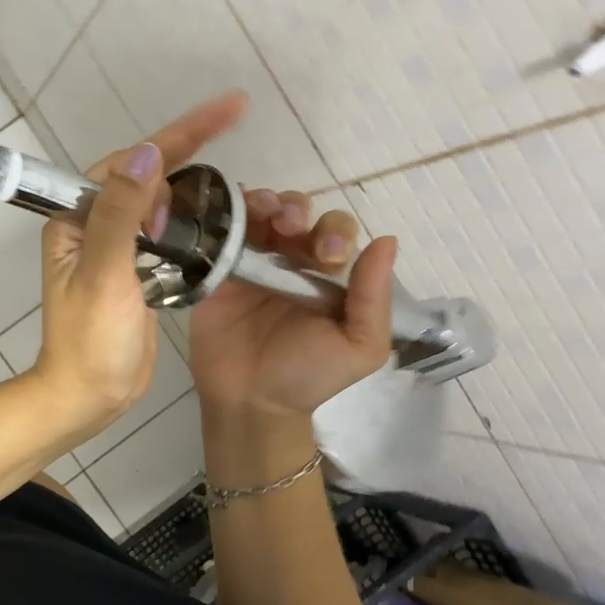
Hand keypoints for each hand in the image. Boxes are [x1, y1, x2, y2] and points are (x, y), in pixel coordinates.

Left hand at [34, 90, 249, 435]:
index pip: (126, 164)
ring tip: (233, 185)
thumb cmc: (89, 339)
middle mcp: (93, 229)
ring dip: (193, 190)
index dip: (176, 137)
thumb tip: (145, 155)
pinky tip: (221, 221)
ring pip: (158, 205)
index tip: (229, 110)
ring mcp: (117, 251)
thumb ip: (120, 214)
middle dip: (187, 155)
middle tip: (234, 130)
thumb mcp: (102, 273)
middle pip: (144, 178)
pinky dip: (193, 225)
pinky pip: (168, 236)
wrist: (89, 396)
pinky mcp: (138, 273)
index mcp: (75, 221)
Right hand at [189, 188, 397, 416]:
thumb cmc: (307, 377)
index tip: (326, 256)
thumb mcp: (360, 346)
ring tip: (266, 215)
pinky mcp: (218, 273)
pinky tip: (235, 211)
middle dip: (297, 211)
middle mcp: (290, 264)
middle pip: (297, 214)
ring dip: (267, 203)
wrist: (251, 401)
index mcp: (328, 277)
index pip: (335, 233)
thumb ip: (374, 298)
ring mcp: (251, 265)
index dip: (334, 232)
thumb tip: (387, 240)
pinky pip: (224, 234)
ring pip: (261, 214)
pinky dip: (230, 212)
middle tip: (289, 229)